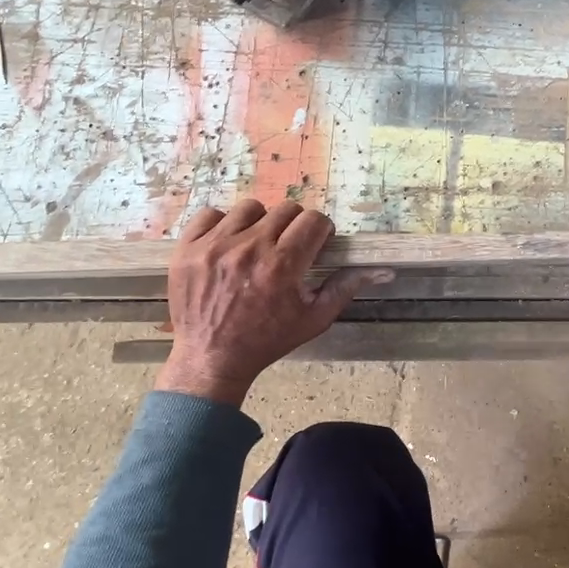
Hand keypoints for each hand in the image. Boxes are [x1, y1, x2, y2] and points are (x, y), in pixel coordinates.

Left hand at [157, 199, 390, 405]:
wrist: (210, 359)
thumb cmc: (268, 339)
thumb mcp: (316, 318)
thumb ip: (346, 288)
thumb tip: (382, 270)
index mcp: (283, 265)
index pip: (314, 220)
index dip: (321, 230)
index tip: (316, 244)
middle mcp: (249, 249)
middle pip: (286, 210)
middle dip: (295, 225)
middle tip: (289, 246)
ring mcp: (214, 247)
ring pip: (250, 208)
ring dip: (260, 222)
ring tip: (257, 243)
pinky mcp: (187, 249)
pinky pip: (210, 214)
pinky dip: (222, 224)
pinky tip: (228, 243)